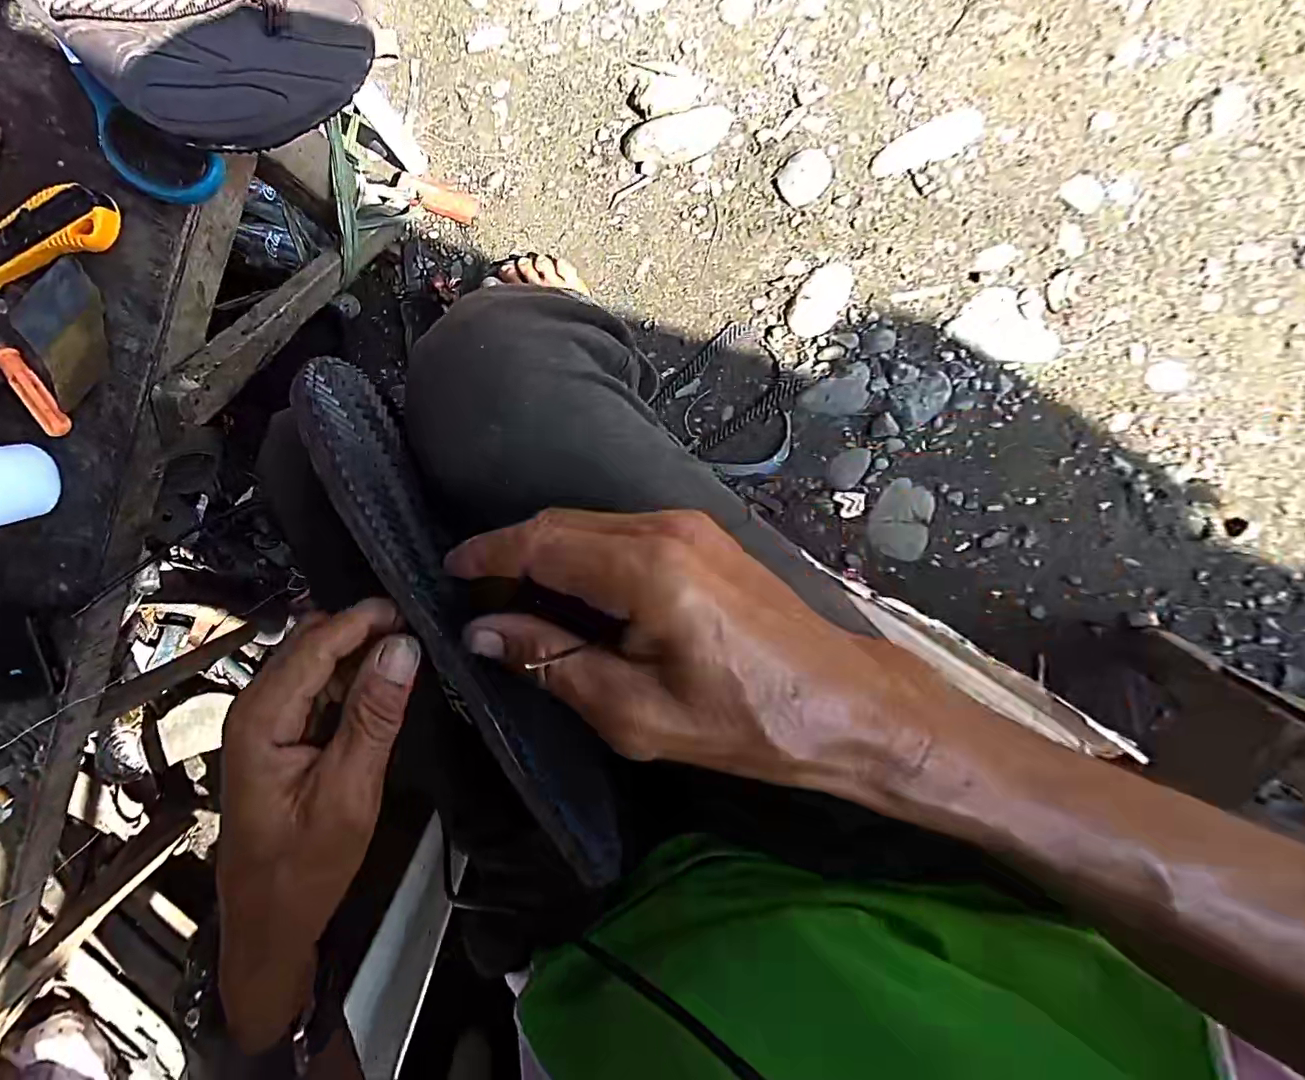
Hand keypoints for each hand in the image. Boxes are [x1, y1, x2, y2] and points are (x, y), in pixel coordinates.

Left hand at [216, 599, 420, 1051]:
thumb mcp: (349, 792)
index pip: (314, 645)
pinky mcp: (275, 734)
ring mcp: (261, 720)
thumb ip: (373, 715)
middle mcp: (253, 707)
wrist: (267, 922)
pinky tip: (375, 688)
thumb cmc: (302, 870)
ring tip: (402, 656)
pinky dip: (345, 681)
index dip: (361, 620)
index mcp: (260, 717)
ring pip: (312, 663)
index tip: (406, 608)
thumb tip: (401, 648)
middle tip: (411, 634)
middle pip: (308, 645)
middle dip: (359, 632)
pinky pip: (312, 690)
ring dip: (354, 656)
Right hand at [445, 509, 961, 797]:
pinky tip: (566, 590)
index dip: (486, 555)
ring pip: (583, 524)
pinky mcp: (699, 534)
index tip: (449, 571)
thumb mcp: (635, 712)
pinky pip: (613, 531)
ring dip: (540, 552)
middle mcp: (663, 529)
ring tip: (512, 597)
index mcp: (646, 570)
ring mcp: (686, 525)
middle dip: (507, 553)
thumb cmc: (748, 723)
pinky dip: (575, 553)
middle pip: (557, 525)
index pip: (539, 545)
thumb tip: (481, 632)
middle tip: (475, 594)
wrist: (855, 707)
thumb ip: (550, 662)